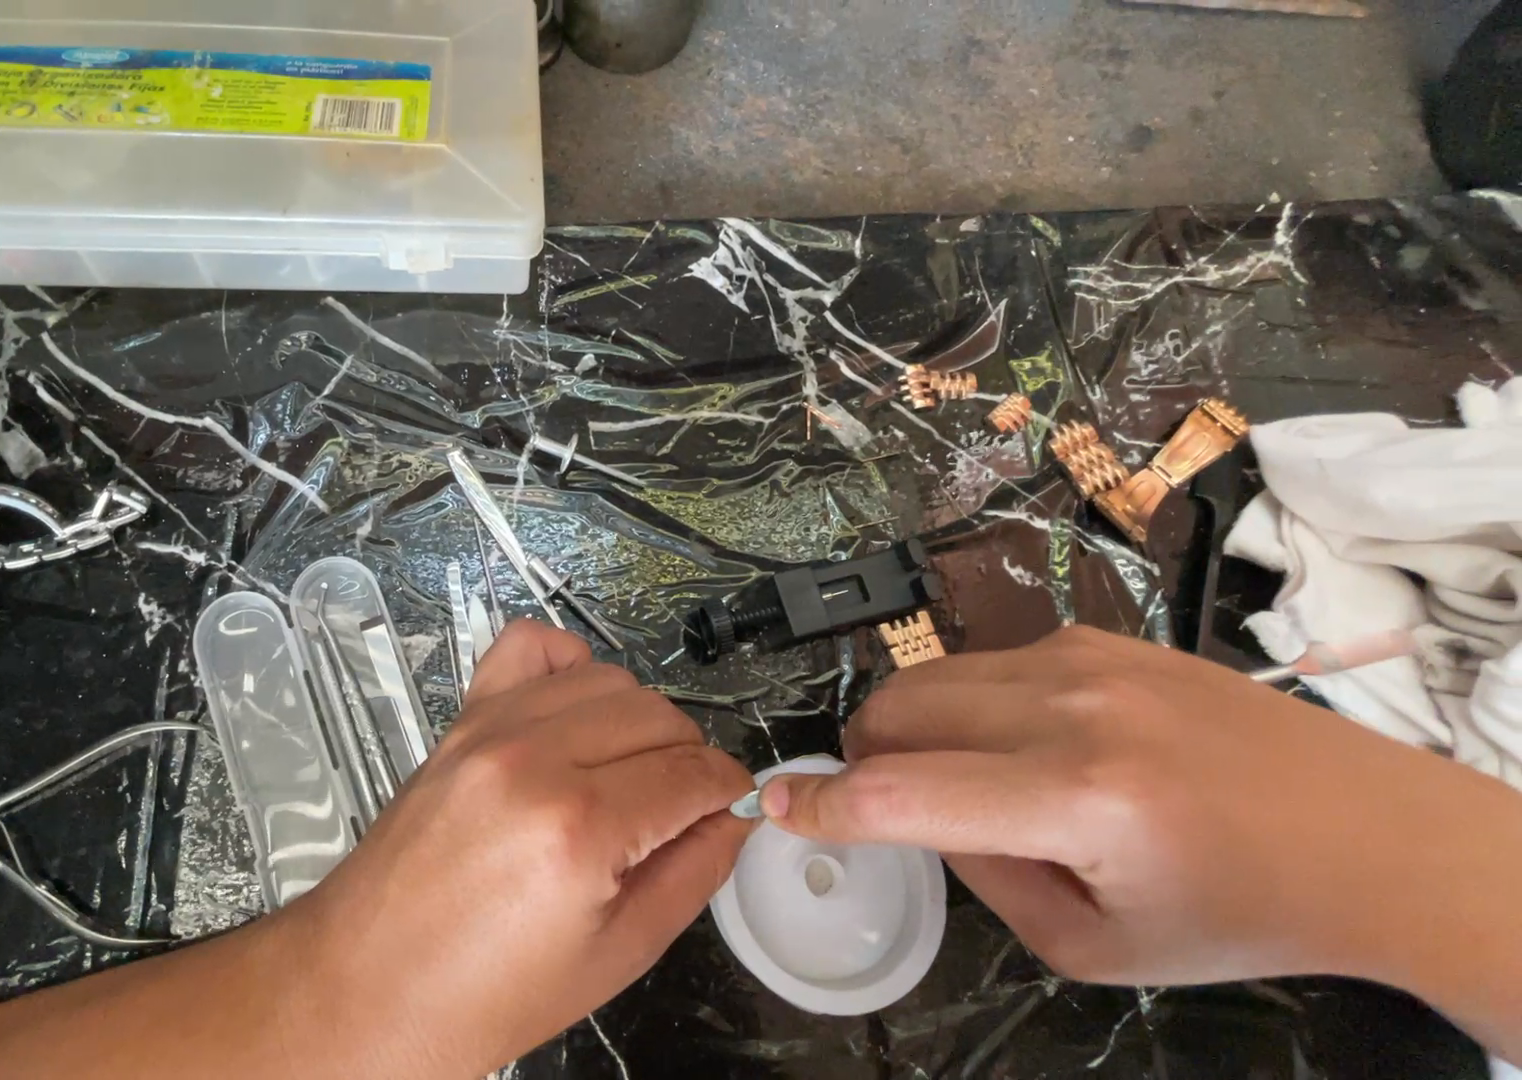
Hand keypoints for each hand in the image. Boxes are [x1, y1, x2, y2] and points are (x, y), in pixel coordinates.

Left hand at [284, 620, 754, 1078]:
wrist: (370, 982)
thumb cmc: (488, 992)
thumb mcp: (617, 955)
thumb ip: (694, 872)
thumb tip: (733, 814)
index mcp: (579, 828)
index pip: (693, 772)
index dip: (728, 788)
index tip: (730, 804)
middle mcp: (535, 758)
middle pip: (658, 716)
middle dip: (689, 758)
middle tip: (680, 804)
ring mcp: (491, 727)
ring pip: (607, 679)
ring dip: (637, 719)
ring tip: (626, 770)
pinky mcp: (463, 718)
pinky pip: (527, 646)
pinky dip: (566, 663)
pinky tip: (575, 708)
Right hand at [760, 627, 1521, 1053]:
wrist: (1375, 834)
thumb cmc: (1237, 913)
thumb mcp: (1094, 947)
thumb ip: (983, 879)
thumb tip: (922, 812)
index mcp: (1080, 803)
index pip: (904, 796)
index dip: (824, 803)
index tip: (776, 802)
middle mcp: (1073, 710)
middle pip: (897, 710)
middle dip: (864, 754)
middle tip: (886, 793)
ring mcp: (1084, 658)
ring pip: (931, 676)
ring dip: (909, 724)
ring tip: (955, 769)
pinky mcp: (1096, 635)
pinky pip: (984, 663)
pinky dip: (966, 703)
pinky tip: (1022, 738)